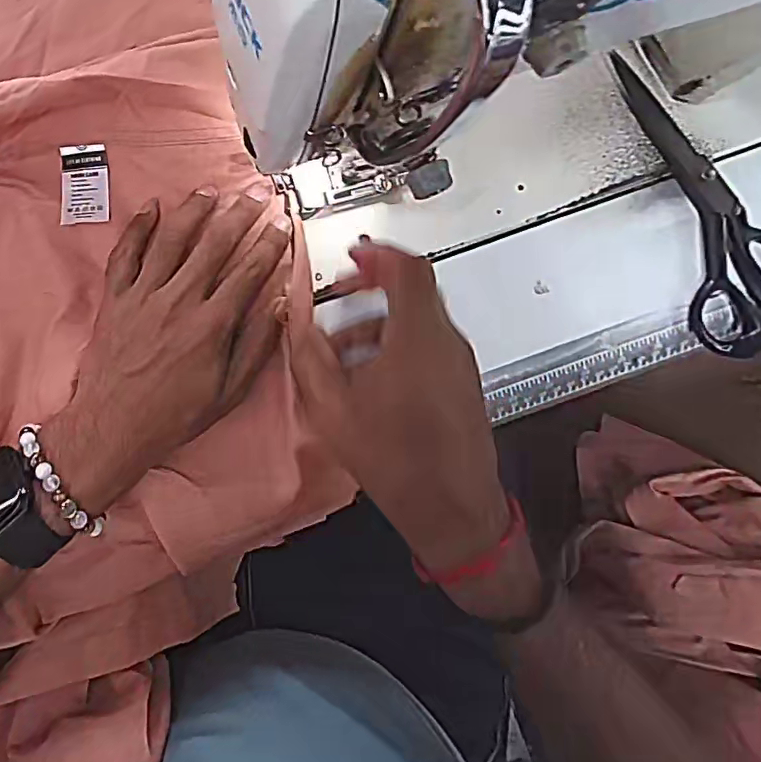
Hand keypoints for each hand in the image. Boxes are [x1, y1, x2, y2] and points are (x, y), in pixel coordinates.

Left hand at [42, 186, 292, 514]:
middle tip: (254, 194)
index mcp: (210, 324)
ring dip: (193, 211)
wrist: (113, 425)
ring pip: (171, 239)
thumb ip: (256, 345)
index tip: (281, 224)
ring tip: (209, 192)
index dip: (269, 243)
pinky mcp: (116, 298)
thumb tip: (277, 306)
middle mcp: (177, 301)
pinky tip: (150, 209)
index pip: (248, 270)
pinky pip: (126, 253)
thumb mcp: (228, 392)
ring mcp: (143, 295)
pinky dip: (137, 228)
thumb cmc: (171, 413)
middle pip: (214, 244)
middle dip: (239, 214)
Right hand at [288, 240, 540, 623]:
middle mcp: (446, 342)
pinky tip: (368, 374)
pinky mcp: (461, 381)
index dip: (378, 253)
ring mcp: (459, 362)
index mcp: (416, 338)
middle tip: (340, 297)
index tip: (356, 254)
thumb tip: (299, 329)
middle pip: (413, 290)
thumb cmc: (398, 461)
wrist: (451, 507)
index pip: (408, 269)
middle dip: (371, 289)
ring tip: (344, 349)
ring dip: (379, 321)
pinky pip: (427, 343)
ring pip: (418, 319)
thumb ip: (310, 359)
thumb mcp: (333, 408)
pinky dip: (396, 342)